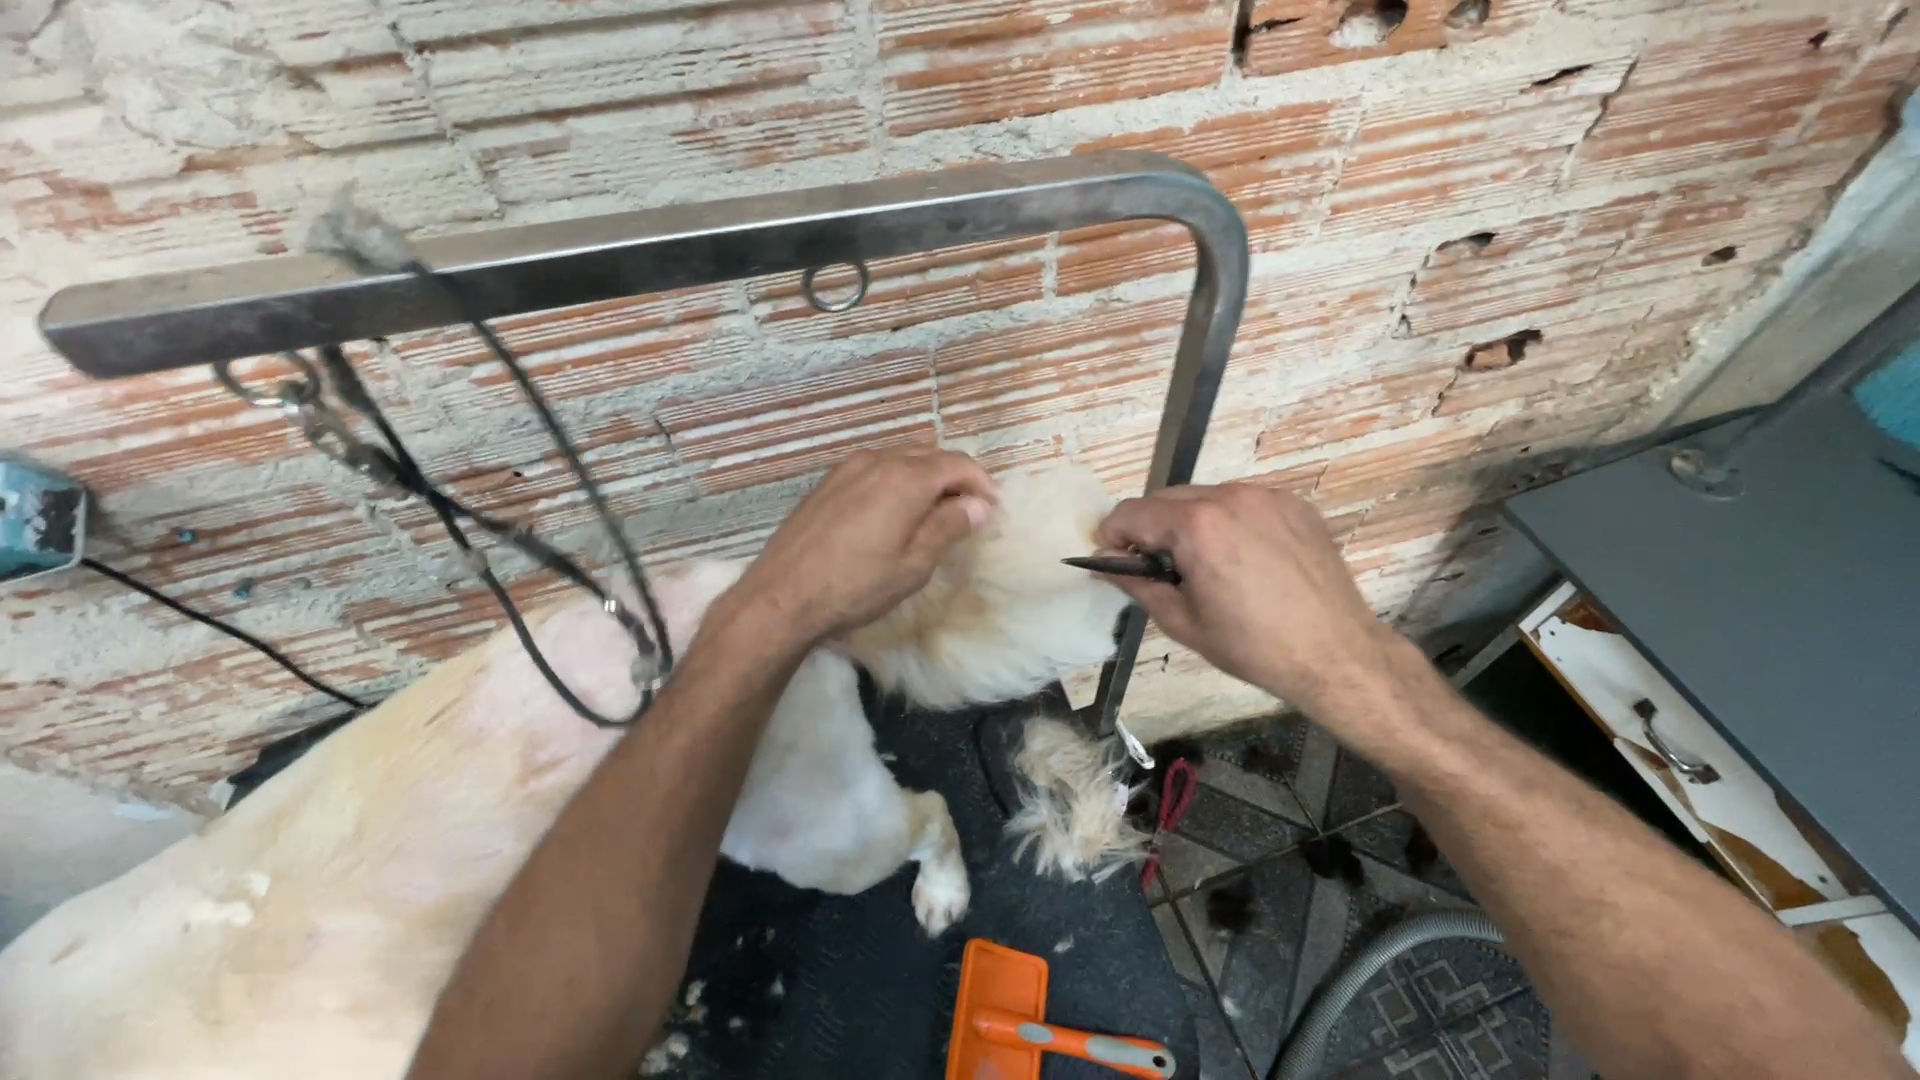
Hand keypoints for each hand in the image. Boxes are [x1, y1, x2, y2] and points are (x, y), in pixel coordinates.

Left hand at [721, 449, 996, 646]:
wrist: (781, 595)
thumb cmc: (856, 585)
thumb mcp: (914, 564)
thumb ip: (948, 526)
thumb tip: (977, 505)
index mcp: (906, 477)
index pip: (958, 464)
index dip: (982, 484)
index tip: (993, 509)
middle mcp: (877, 461)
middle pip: (929, 456)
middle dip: (955, 479)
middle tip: (968, 512)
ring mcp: (847, 469)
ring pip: (900, 460)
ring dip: (924, 479)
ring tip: (934, 513)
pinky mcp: (827, 484)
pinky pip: (874, 470)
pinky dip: (896, 483)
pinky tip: (894, 513)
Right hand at [1095, 484, 1405, 718]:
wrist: (1336, 653)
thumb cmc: (1252, 646)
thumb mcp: (1181, 621)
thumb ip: (1136, 583)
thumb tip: (1105, 564)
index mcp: (1197, 526)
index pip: (1131, 512)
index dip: (1113, 536)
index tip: (1116, 561)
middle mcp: (1230, 497)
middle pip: (1166, 499)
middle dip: (1151, 529)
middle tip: (1159, 570)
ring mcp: (1267, 496)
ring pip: (1205, 497)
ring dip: (1190, 523)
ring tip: (1205, 565)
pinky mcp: (1295, 504)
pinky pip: (1243, 502)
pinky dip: (1229, 522)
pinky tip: (1243, 559)